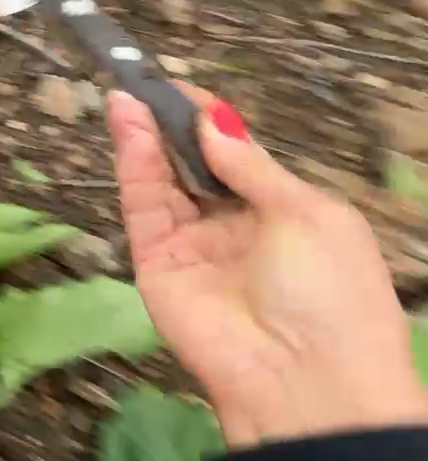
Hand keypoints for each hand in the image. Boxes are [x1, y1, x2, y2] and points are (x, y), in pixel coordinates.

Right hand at [109, 85, 427, 447]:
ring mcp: (189, 239)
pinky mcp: (151, 255)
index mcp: (285, 212)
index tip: (180, 86)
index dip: (210, 120)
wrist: (302, 376)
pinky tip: (129, 131)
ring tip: (126, 97)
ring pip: (160, 177)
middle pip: (191, 163)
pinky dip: (133, 164)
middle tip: (141, 84)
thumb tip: (213, 119)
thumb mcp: (310, 217)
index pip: (236, 155)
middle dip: (169, 124)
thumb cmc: (333, 295)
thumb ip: (251, 166)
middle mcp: (232, 221)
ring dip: (143, 137)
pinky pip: (142, 202)